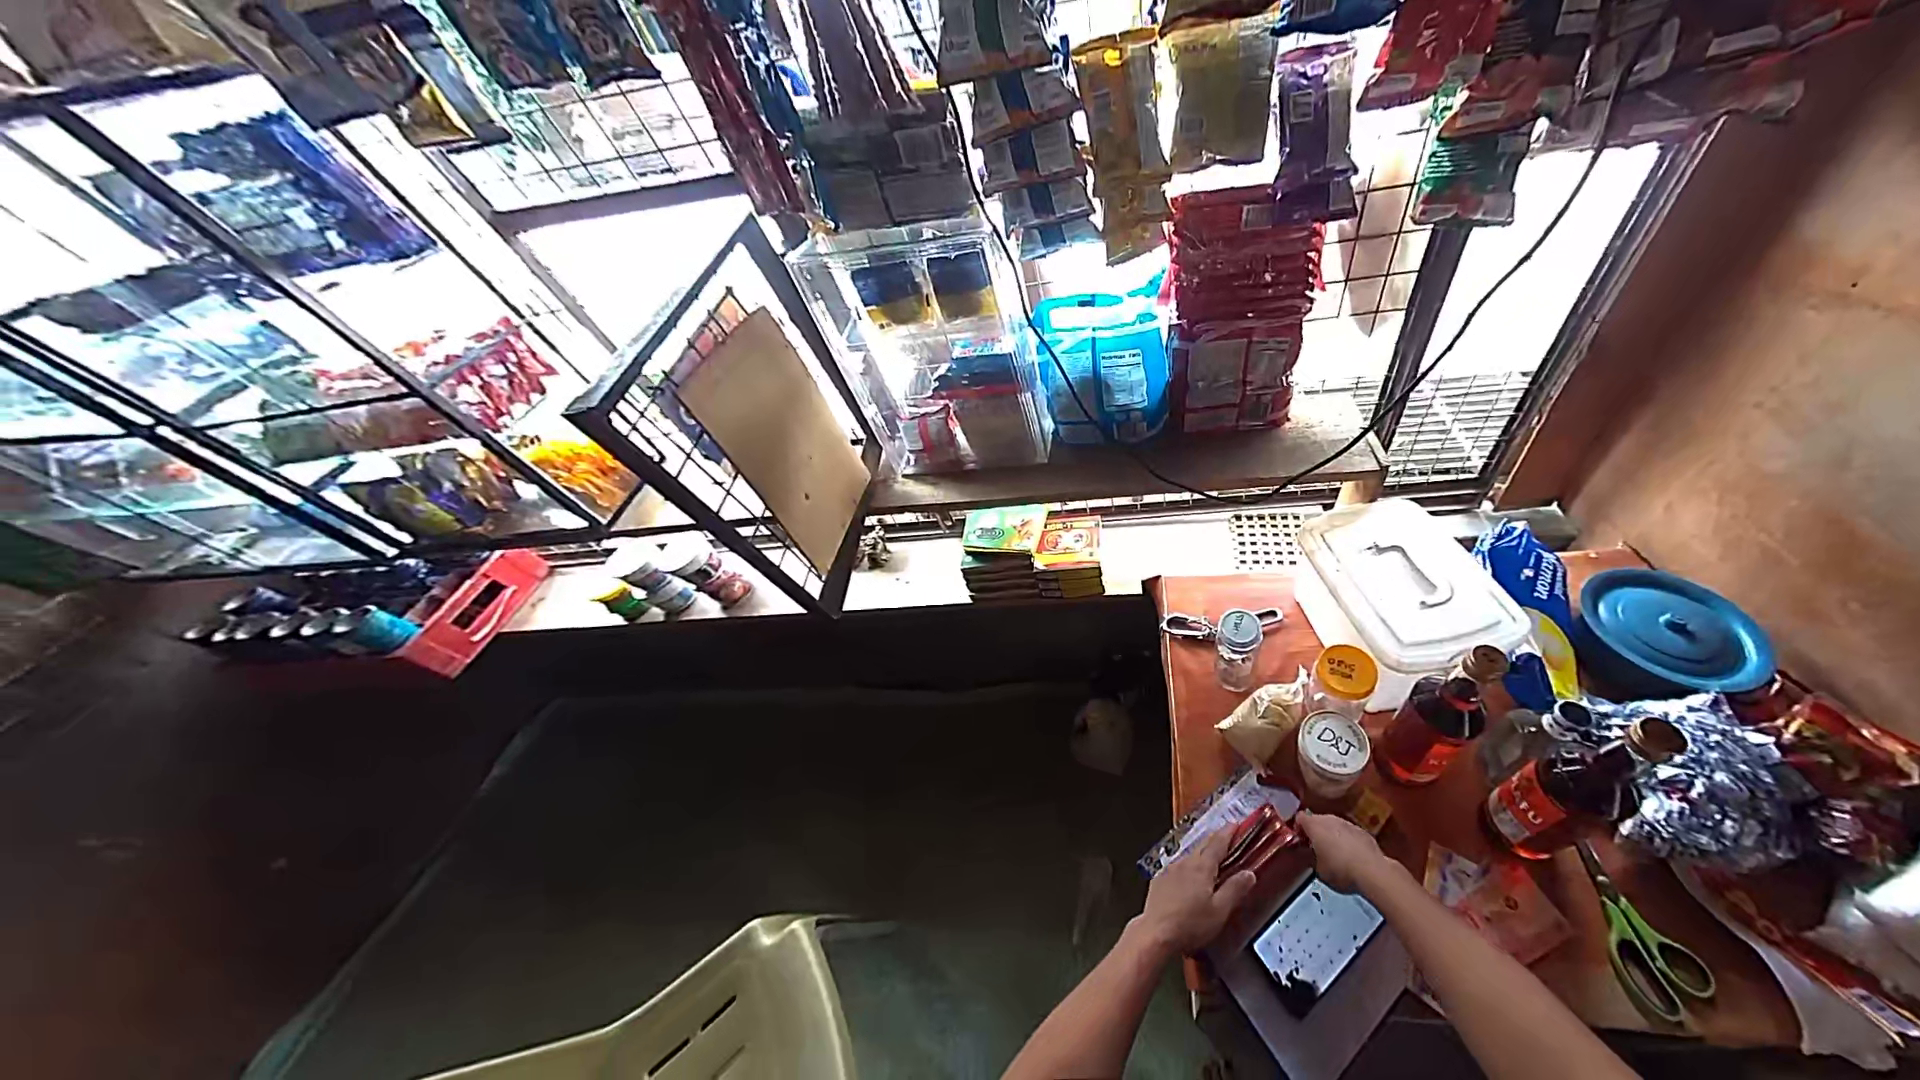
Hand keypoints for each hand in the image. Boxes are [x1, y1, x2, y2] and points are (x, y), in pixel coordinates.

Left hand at [1136, 827, 1257, 955]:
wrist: (1156, 932)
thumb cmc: (1191, 924)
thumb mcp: (1220, 910)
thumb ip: (1235, 890)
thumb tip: (1249, 873)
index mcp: (1201, 868)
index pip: (1217, 844)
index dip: (1227, 833)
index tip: (1235, 824)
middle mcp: (1184, 863)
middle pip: (1202, 846)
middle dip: (1215, 839)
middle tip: (1226, 835)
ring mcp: (1169, 870)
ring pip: (1189, 856)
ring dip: (1201, 852)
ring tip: (1210, 854)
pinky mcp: (1160, 879)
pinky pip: (1178, 867)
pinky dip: (1188, 865)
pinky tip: (1189, 874)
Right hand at [1297, 809, 1396, 894]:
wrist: (1374, 873)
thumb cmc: (1340, 870)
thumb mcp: (1318, 870)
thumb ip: (1311, 857)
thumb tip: (1313, 856)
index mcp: (1313, 825)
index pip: (1299, 818)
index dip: (1298, 829)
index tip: (1300, 841)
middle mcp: (1329, 819)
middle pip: (1317, 820)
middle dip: (1316, 832)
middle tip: (1316, 848)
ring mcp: (1348, 823)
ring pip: (1335, 826)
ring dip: (1333, 835)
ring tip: (1336, 853)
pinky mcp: (1364, 832)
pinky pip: (1350, 834)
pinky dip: (1348, 841)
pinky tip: (1352, 856)